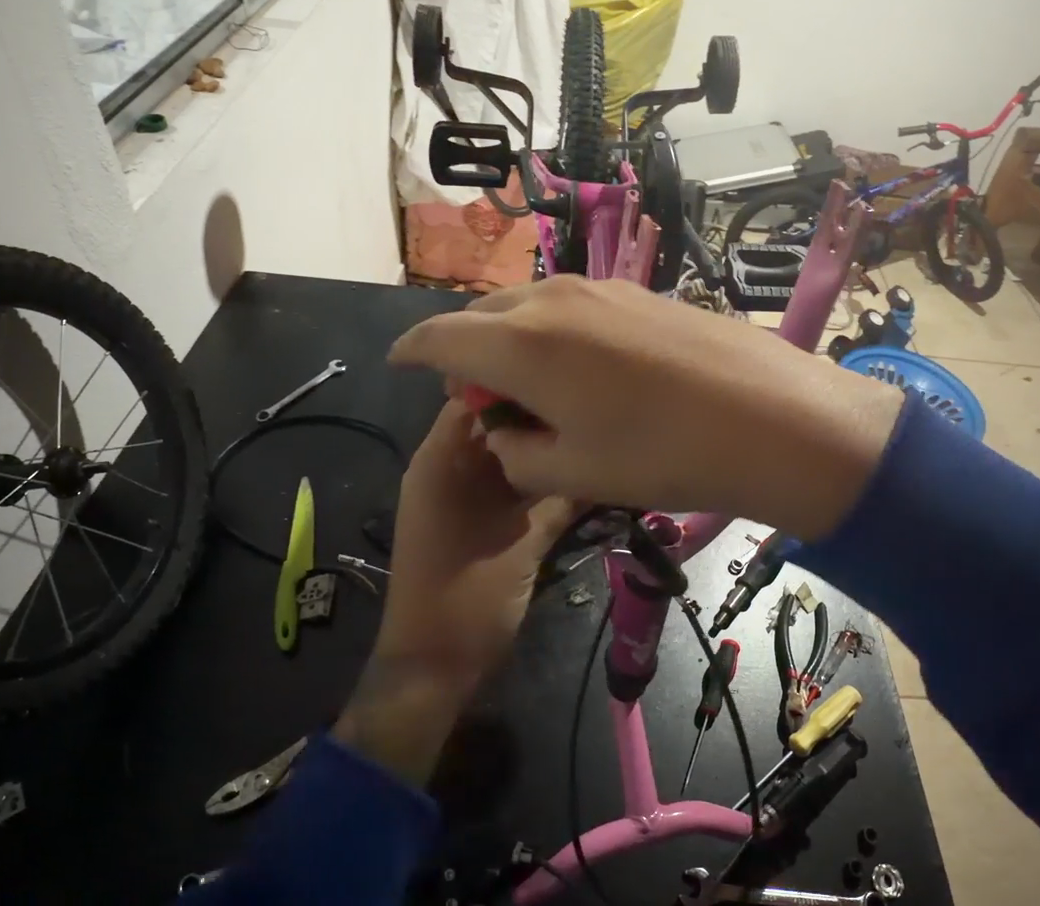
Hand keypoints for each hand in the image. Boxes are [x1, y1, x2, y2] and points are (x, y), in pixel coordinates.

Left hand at [333, 400, 577, 784]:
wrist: (434, 669)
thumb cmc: (464, 603)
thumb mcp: (517, 547)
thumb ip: (558, 501)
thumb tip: (605, 459)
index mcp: (441, 462)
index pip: (475, 397)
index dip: (519, 379)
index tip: (573, 370)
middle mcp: (453, 469)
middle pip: (499, 422)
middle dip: (544, 412)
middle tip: (602, 402)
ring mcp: (470, 495)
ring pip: (512, 453)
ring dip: (549, 446)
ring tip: (604, 428)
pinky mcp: (487, 520)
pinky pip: (517, 485)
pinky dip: (545, 478)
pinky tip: (590, 469)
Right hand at [389, 276, 903, 540]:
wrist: (773, 417)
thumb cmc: (662, 454)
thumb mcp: (573, 473)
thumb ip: (517, 454)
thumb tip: (505, 432)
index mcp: (519, 344)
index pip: (438, 337)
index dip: (410, 351)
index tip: (399, 364)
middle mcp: (550, 300)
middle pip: (481, 315)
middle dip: (463, 351)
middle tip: (475, 395)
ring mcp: (599, 288)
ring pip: (527, 306)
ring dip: (510, 339)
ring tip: (529, 386)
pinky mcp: (637, 292)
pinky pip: (570, 305)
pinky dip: (551, 331)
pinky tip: (580, 368)